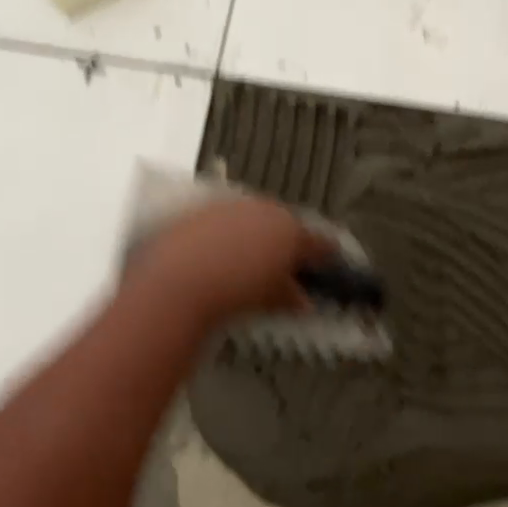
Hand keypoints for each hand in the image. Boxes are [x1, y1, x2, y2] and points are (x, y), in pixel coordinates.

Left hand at [124, 196, 336, 324]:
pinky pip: (222, 221)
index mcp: (290, 228)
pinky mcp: (200, 209)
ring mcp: (231, 206)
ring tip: (248, 261)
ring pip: (251, 218)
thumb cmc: (237, 292)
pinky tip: (217, 255)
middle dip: (286, 242)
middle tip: (284, 266)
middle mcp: (263, 208)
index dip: (326, 256)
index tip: (329, 265)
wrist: (178, 280)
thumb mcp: (273, 300)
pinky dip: (225, 235)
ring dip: (254, 235)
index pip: (319, 242)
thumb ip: (293, 296)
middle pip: (284, 223)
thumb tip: (303, 300)